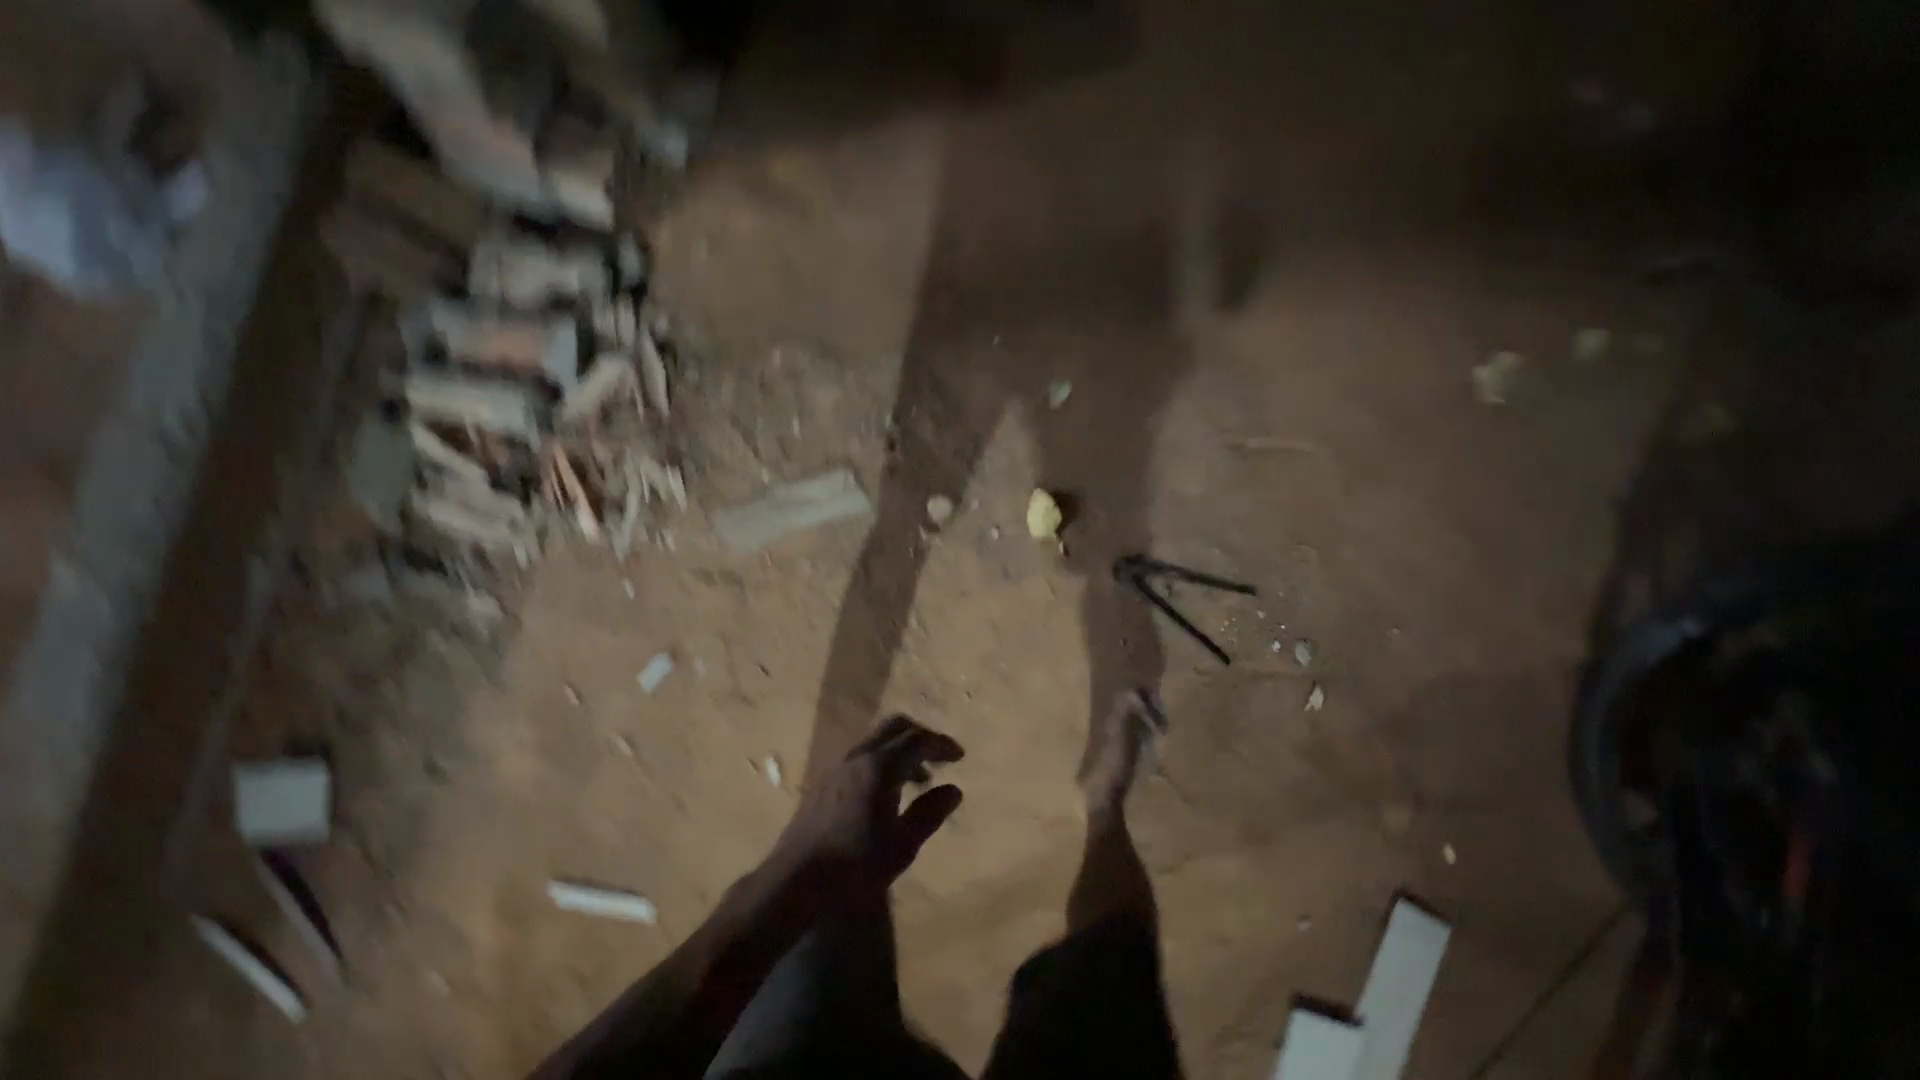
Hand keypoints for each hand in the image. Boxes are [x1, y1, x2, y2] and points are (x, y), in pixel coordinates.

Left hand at [768, 716, 964, 889]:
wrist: (796, 879)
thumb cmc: (855, 865)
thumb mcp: (902, 844)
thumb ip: (929, 813)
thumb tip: (954, 790)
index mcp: (878, 767)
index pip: (917, 740)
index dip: (941, 744)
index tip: (959, 756)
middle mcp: (857, 758)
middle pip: (894, 728)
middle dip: (921, 737)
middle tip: (940, 757)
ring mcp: (836, 768)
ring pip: (875, 742)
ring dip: (900, 751)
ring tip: (919, 781)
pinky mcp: (824, 783)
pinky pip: (861, 758)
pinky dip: (882, 762)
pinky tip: (887, 794)